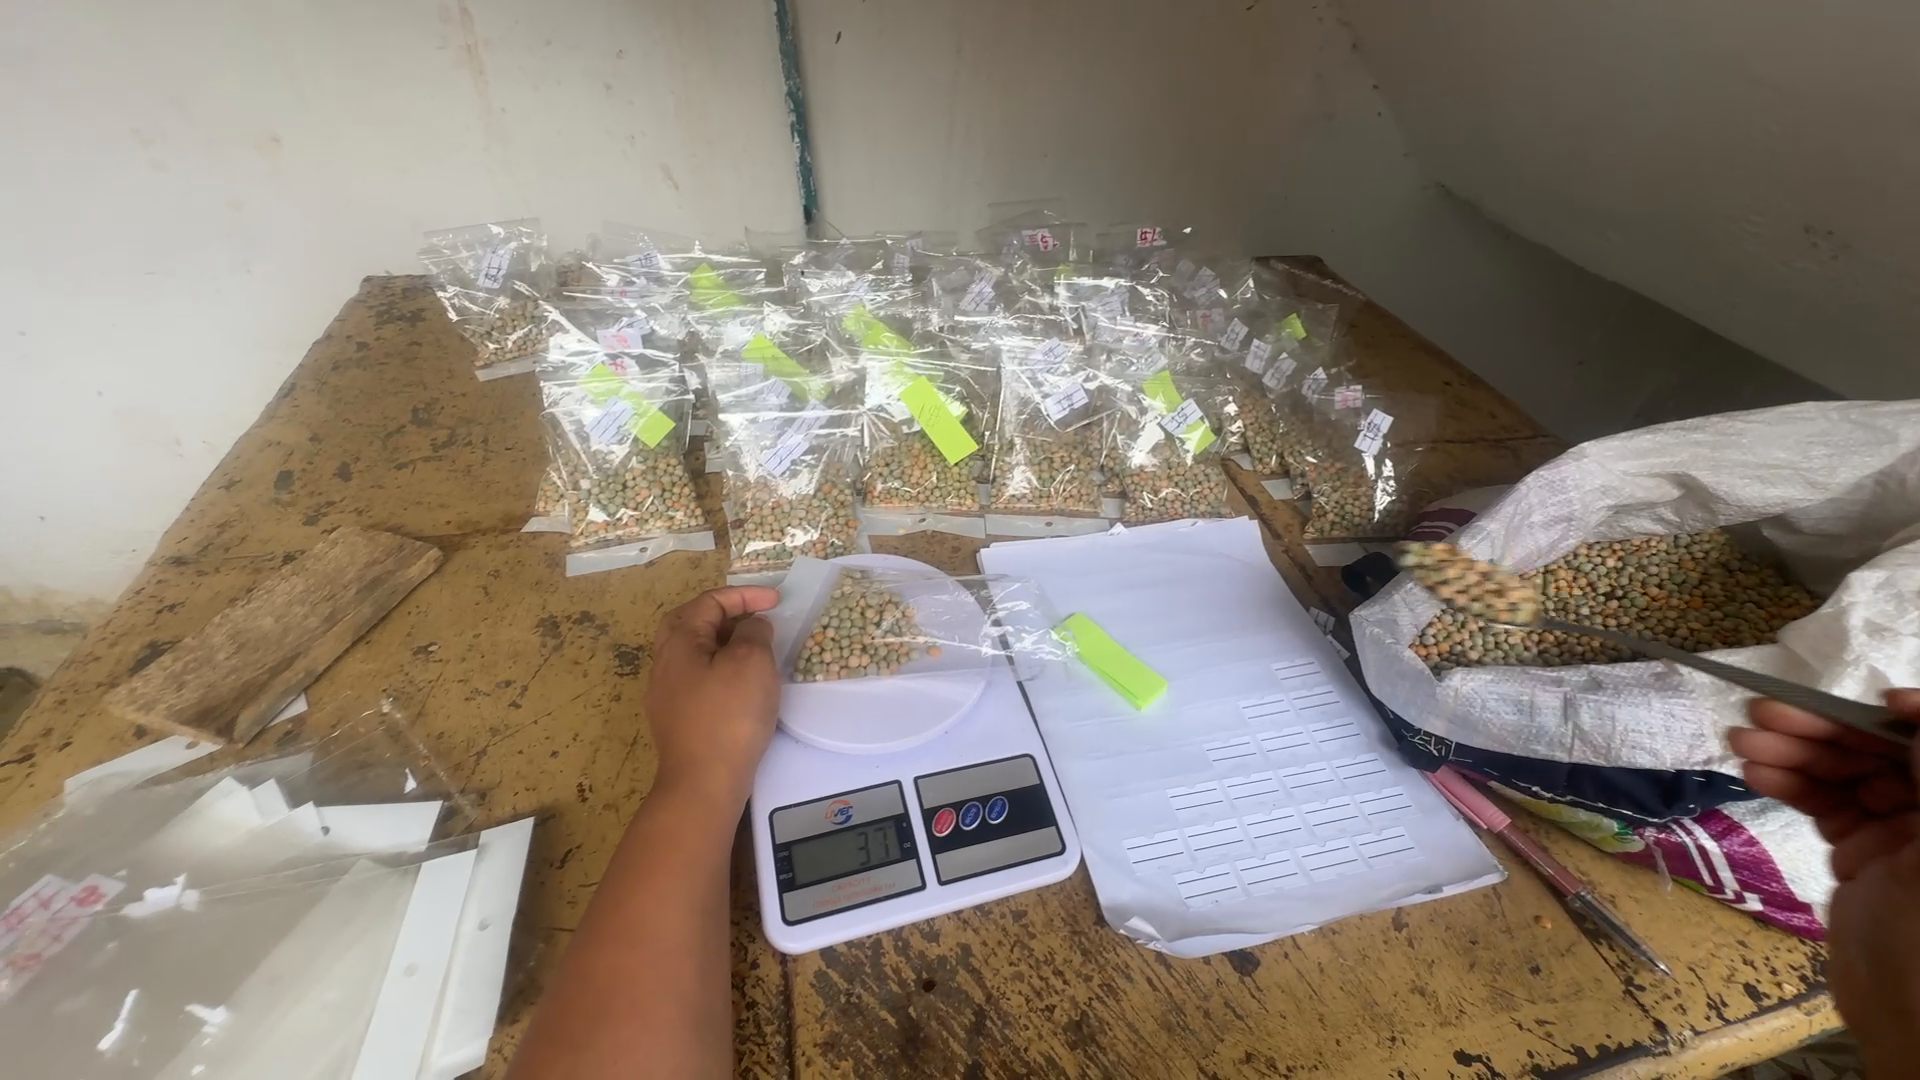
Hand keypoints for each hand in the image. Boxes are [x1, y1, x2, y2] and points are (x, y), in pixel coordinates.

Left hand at [643, 585, 781, 807]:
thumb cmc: (729, 716)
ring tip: (754, 647)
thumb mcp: (752, 662)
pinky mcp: (678, 719)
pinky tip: (742, 682)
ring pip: (694, 652)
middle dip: (724, 613)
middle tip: (754, 616)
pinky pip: (699, 677)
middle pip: (691, 623)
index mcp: (678, 643)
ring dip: (723, 642)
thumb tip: (752, 627)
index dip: (744, 595)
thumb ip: (754, 633)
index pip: (709, 602)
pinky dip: (721, 667)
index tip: (776, 601)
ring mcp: (667, 694)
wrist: (704, 783)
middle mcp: (665, 664)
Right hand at [1729, 689, 1919, 1074]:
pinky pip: (1827, 803)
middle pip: (1898, 756)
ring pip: (1853, 774)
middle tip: (1759, 713)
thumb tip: (1916, 710)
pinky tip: (1755, 773)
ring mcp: (1917, 837)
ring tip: (1741, 742)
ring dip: (1795, 754)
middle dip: (1830, 732)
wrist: (1917, 1022)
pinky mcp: (1870, 851)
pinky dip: (1790, 784)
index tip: (1871, 703)